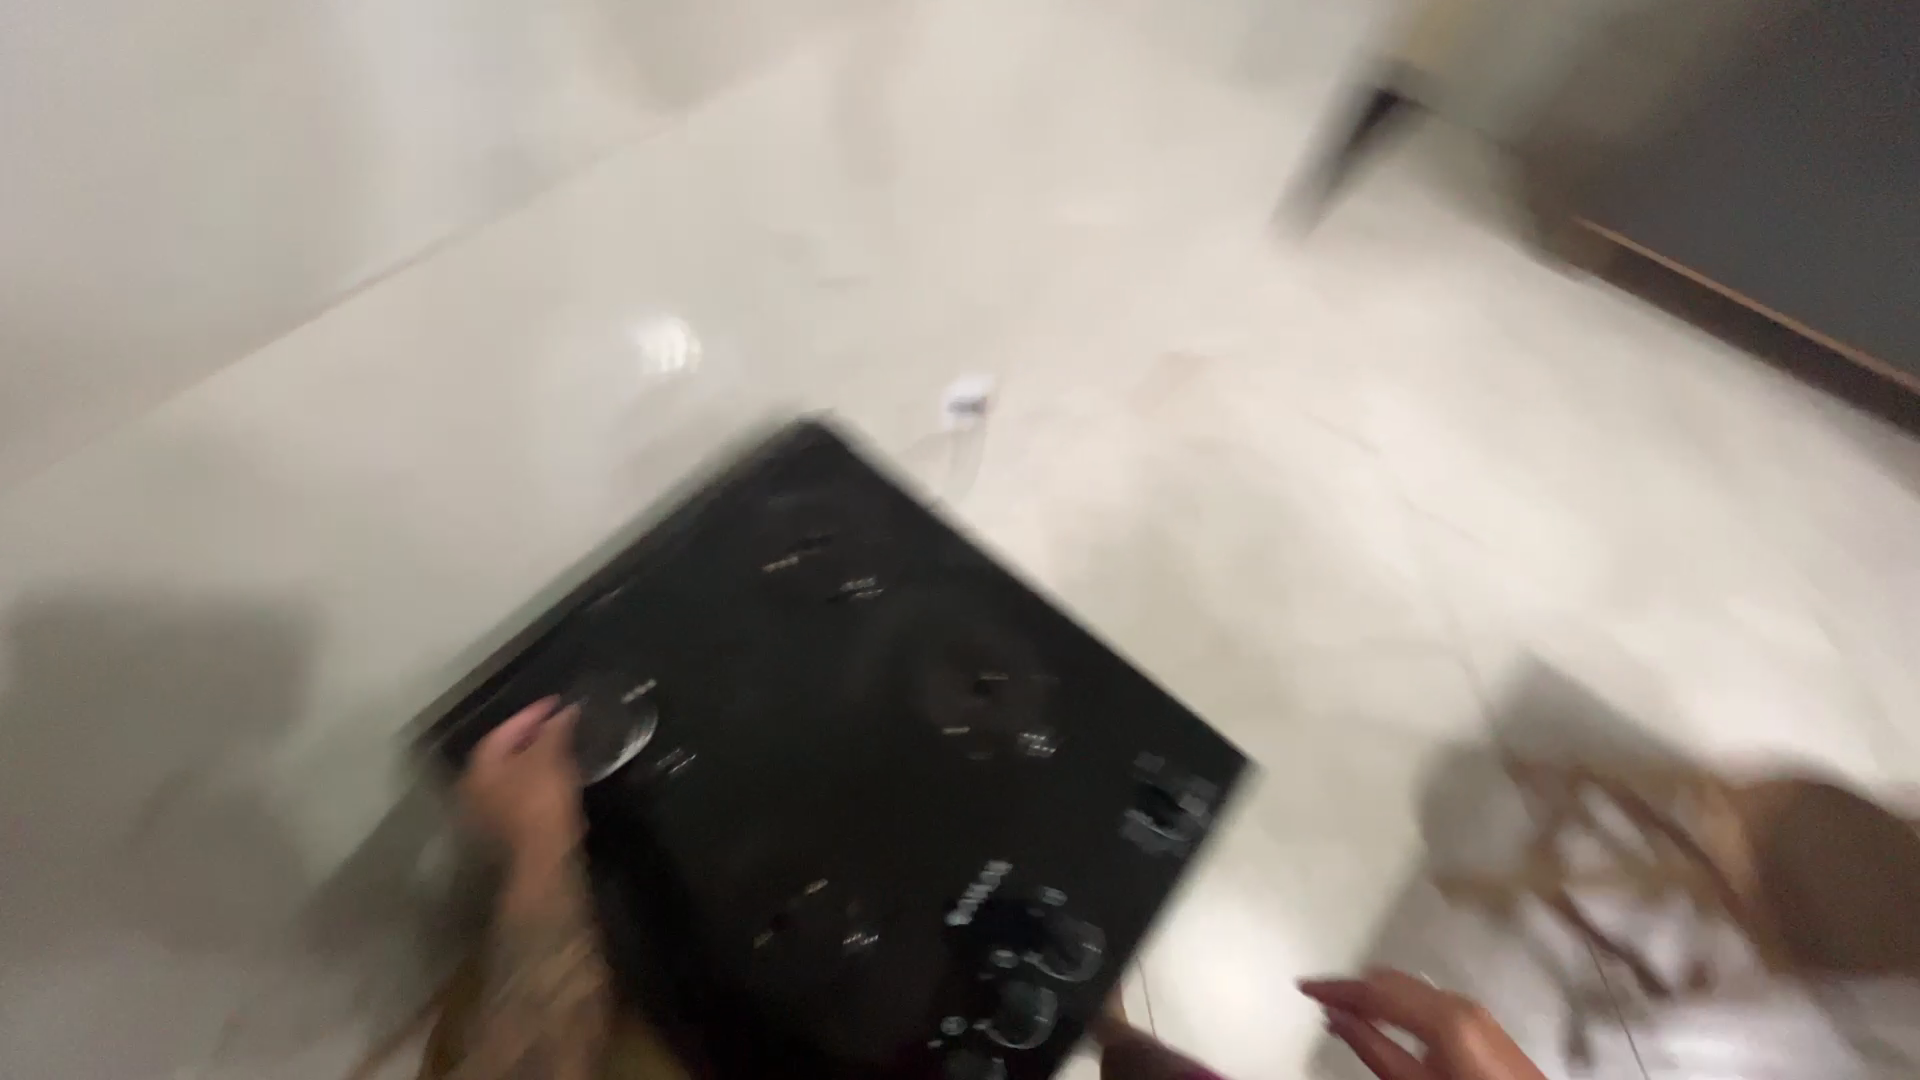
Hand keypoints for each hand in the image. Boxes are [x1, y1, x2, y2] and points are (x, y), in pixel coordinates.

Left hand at [460, 696, 584, 862]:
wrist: (544, 852)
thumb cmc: (540, 799)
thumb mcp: (550, 756)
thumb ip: (556, 729)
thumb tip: (567, 710)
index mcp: (480, 769)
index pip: (502, 731)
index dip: (530, 714)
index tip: (556, 702)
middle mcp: (477, 789)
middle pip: (505, 752)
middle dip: (532, 735)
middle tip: (558, 722)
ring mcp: (492, 810)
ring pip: (514, 772)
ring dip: (536, 756)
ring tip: (563, 743)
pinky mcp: (511, 824)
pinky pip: (524, 789)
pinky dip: (540, 775)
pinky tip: (560, 772)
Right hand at [1300, 970, 1545, 1079]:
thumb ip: (1373, 1049)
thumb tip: (1334, 1016)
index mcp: (1442, 1017)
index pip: (1373, 989)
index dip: (1334, 987)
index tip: (1303, 987)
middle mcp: (1456, 1001)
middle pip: (1390, 980)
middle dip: (1353, 987)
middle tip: (1321, 999)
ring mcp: (1473, 1010)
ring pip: (1407, 986)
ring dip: (1375, 993)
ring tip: (1347, 1008)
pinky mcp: (1483, 1023)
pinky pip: (1425, 998)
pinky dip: (1398, 1001)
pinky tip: (1386, 1019)